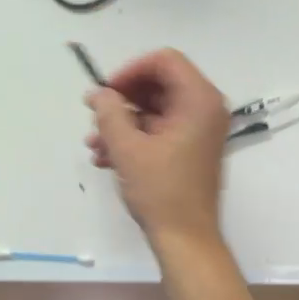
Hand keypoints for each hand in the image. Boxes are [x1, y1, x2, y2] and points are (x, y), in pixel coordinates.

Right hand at [84, 49, 230, 249]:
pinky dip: (133, 139)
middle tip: (95, 117)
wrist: (185, 238)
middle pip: (158, 84)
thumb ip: (109, 114)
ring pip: (154, 110)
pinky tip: (106, 158)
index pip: (164, 61)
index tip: (105, 92)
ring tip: (94, 145)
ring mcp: (198, 131)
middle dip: (122, 100)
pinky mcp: (189, 150)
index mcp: (199, 101)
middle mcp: (204, 109)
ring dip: (122, 123)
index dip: (130, 71)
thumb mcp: (128, 150)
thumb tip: (97, 94)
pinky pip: (158, 131)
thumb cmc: (161, 192)